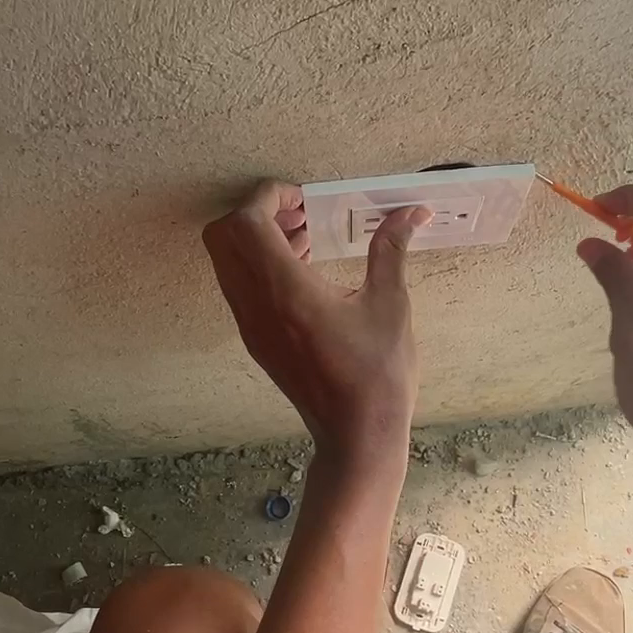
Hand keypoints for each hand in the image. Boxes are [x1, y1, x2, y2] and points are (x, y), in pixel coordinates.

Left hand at [203, 181, 430, 460]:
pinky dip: (257, 267)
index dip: (268, 197)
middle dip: (255, 213)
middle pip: (223, 237)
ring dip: (255, 240)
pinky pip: (239, 288)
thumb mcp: (389, 305)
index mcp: (288, 292)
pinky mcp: (256, 341)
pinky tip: (303, 272)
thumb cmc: (377, 375)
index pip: (247, 223)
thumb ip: (391, 250)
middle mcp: (257, 306)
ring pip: (226, 263)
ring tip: (306, 238)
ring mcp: (251, 326)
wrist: (356, 434)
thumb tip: (409, 212)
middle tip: (299, 214)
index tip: (303, 198)